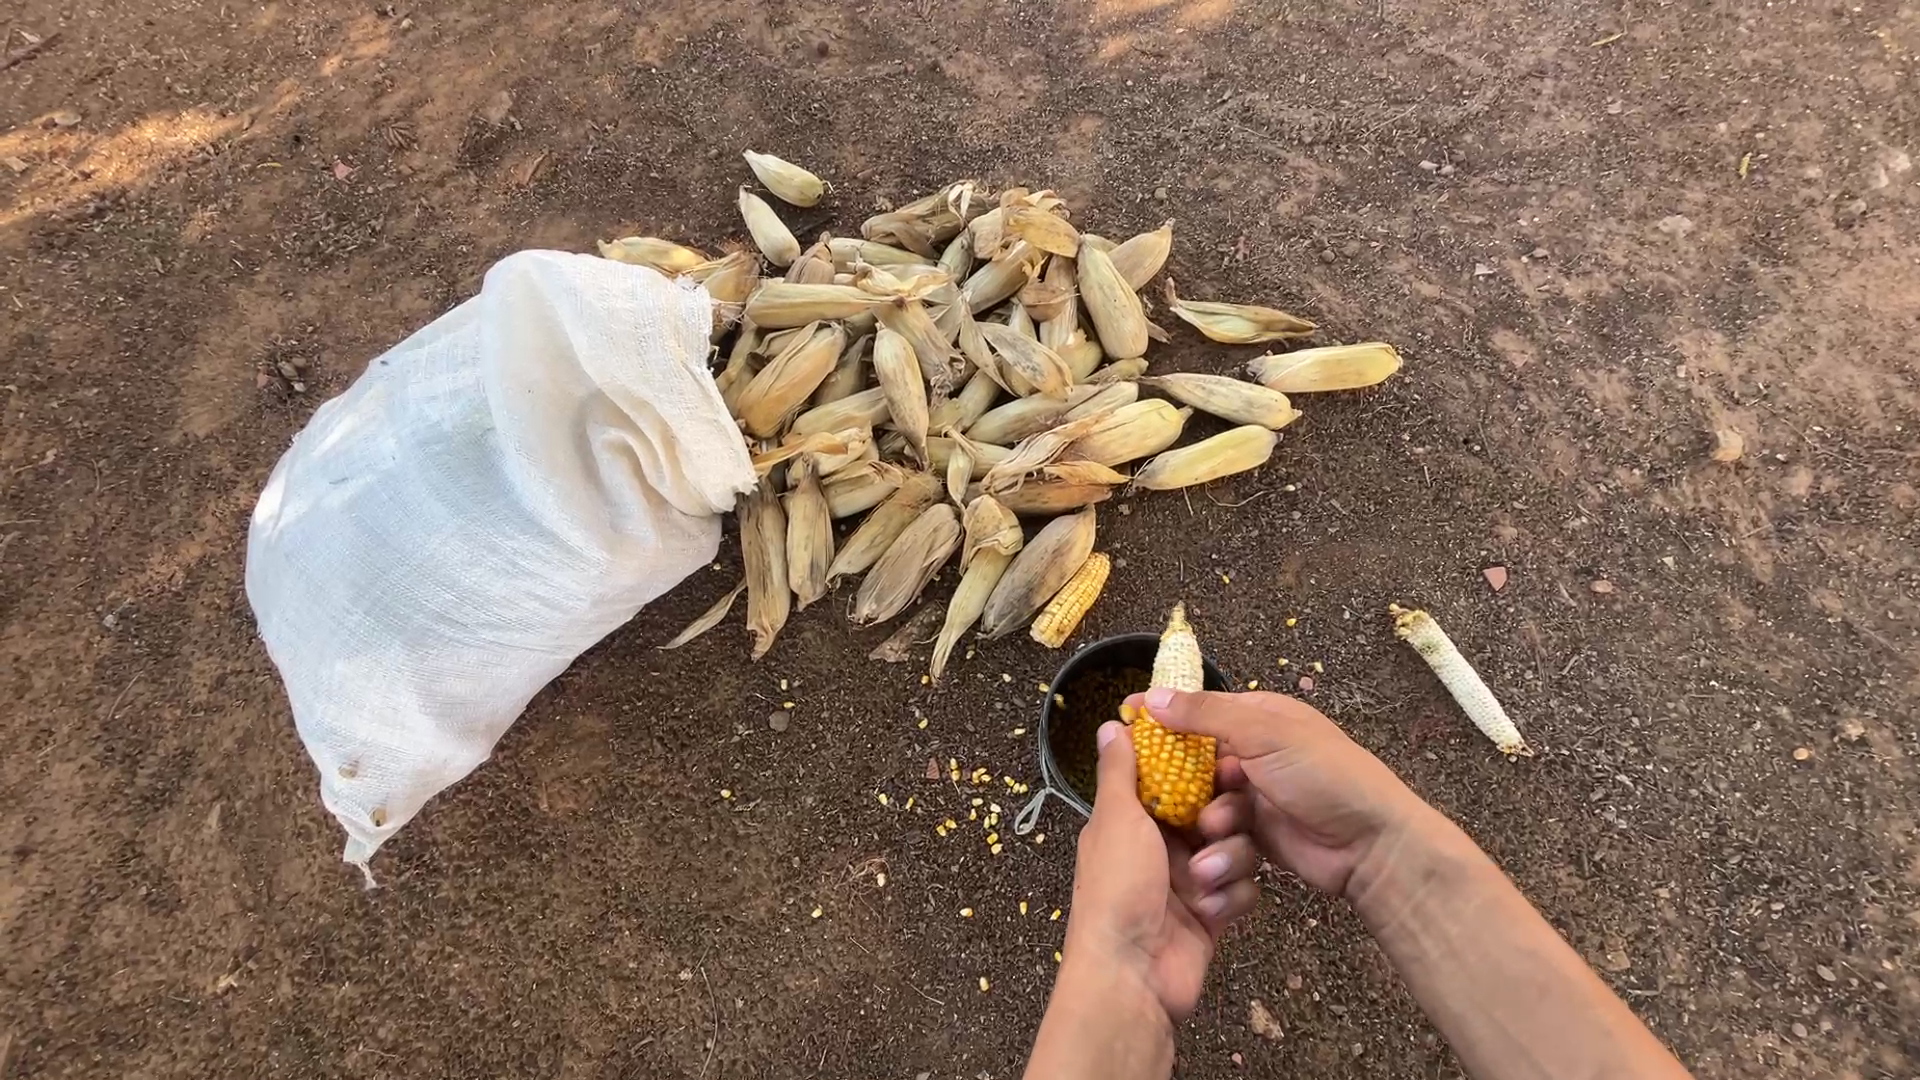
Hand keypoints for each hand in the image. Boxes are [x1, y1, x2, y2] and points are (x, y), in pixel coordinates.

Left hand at [1063, 719, 1260, 1020]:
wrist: (1133, 975)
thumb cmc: (1117, 887)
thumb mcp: (1116, 818)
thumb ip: (1119, 771)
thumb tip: (1110, 723)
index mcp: (1130, 816)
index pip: (1169, 778)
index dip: (1193, 765)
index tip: (1219, 754)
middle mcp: (1160, 842)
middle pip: (1209, 809)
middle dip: (1221, 817)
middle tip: (1217, 823)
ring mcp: (1188, 878)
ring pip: (1231, 847)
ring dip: (1224, 862)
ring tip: (1204, 880)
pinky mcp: (1213, 911)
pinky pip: (1241, 888)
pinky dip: (1230, 898)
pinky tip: (1213, 911)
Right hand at [1122, 688, 1430, 899]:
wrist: (1374, 846)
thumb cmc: (1323, 775)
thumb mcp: (1263, 733)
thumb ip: (1204, 714)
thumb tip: (1152, 697)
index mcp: (1258, 716)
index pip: (1199, 708)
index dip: (1164, 712)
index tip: (1126, 716)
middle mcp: (1254, 751)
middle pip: (1196, 758)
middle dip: (1181, 778)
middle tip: (1154, 789)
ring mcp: (1256, 793)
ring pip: (1206, 800)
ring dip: (1207, 817)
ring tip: (1218, 828)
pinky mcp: (1258, 833)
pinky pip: (1223, 832)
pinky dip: (1221, 843)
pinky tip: (1222, 852)